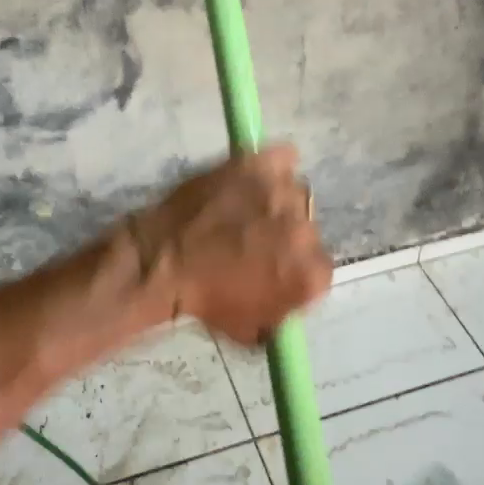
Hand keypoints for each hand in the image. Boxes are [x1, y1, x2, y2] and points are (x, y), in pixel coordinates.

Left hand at [123, 144, 331, 344]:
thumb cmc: (205, 298)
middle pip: (307, 226)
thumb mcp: (253, 329)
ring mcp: (281, 194)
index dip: (295, 264)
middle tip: (255, 235)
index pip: (320, 265)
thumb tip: (293, 295)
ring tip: (246, 206)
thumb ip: (286, 311)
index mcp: (310, 275)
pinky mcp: (257, 165)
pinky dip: (276, 162)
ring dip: (276, 199)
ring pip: (293, 191)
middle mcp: (304, 232)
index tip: (275, 261)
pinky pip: (283, 155)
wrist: (163, 259)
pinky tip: (257, 174)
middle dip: (285, 232)